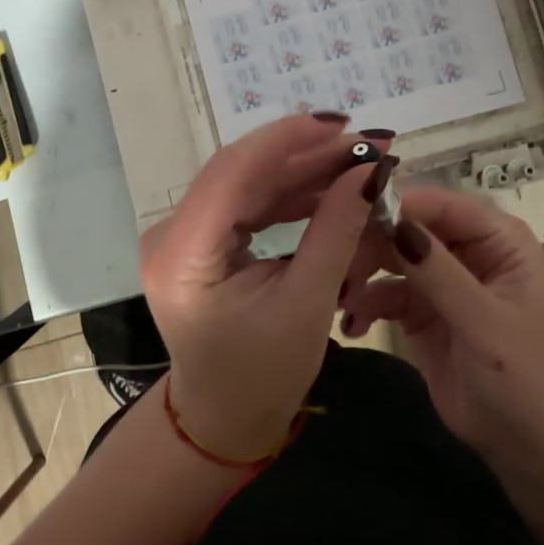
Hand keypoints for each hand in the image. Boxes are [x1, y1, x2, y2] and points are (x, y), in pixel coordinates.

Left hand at [140, 114, 385, 457]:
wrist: (223, 419)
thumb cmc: (263, 375)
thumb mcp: (307, 304)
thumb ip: (336, 231)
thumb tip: (371, 171)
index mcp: (183, 253)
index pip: (233, 173)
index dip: (288, 141)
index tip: (343, 125)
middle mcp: (172, 234)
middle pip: (242, 172)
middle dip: (307, 153)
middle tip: (368, 142)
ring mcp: (184, 235)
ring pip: (248, 183)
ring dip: (304, 170)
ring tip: (362, 160)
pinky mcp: (201, 241)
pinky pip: (248, 203)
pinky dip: (291, 194)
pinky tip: (333, 185)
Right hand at [340, 188, 543, 459]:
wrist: (530, 447)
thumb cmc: (524, 379)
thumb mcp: (484, 323)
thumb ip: (439, 273)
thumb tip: (393, 221)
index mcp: (499, 239)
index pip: (442, 205)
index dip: (400, 205)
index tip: (351, 215)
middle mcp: (469, 249)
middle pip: (410, 225)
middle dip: (372, 241)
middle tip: (336, 262)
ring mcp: (442, 280)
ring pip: (391, 255)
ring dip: (362, 271)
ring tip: (340, 296)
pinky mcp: (420, 310)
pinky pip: (384, 292)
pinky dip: (365, 303)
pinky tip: (352, 324)